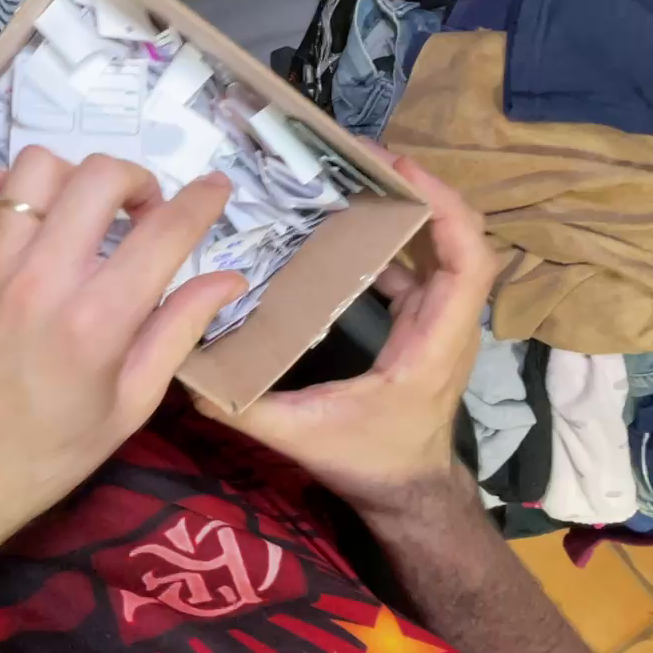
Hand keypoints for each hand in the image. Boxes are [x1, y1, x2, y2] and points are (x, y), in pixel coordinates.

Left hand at [0, 147, 244, 577]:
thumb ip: (180, 330)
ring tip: (81, 211)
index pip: (164, 232)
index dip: (203, 201)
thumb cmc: (56, 448)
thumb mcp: (134, 403)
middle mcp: (42, 279)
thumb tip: (228, 278)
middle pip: (98, 178)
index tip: (216, 190)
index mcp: (97, 320)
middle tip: (142, 215)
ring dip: (70, 178)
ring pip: (31, 170)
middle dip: (137, 181)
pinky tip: (2, 194)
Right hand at [195, 155, 495, 517]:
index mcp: (431, 344)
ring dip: (408, 210)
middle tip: (365, 159)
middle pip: (458, 241)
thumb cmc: (367, 463)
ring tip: (355, 180)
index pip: (466, 264)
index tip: (403, 172)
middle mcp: (444, 324)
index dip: (445, 210)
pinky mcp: (419, 325)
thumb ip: (244, 408)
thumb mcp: (300, 436)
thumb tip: (186, 374)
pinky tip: (347, 228)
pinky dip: (391, 240)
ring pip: (439, 251)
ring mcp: (435, 322)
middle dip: (422, 191)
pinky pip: (416, 268)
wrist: (406, 493)